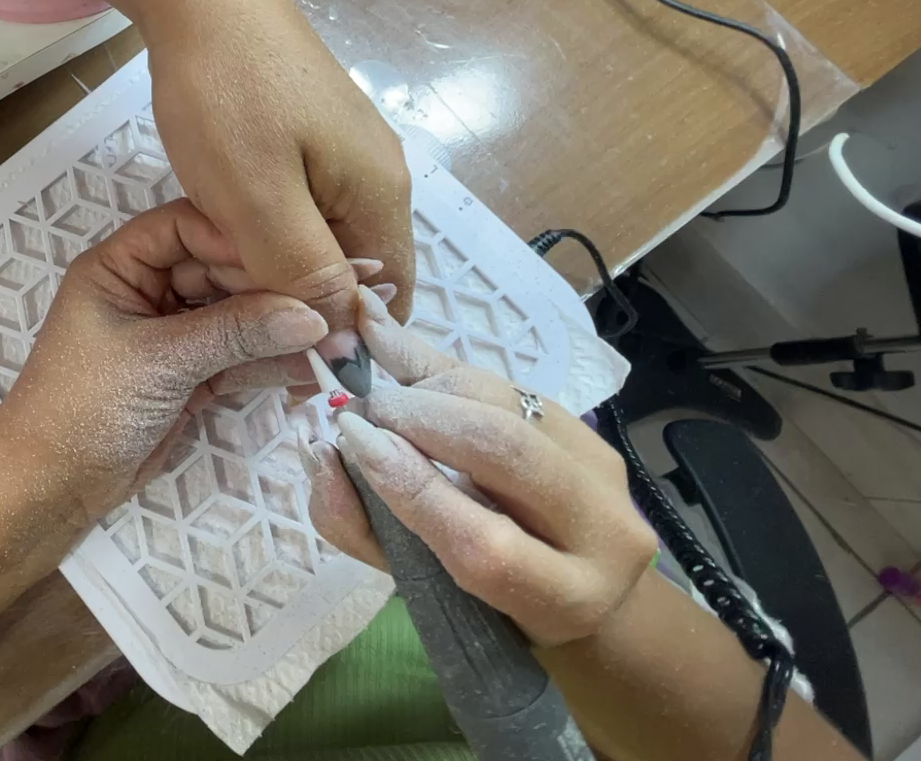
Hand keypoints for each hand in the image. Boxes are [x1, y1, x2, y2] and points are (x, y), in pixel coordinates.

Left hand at [0, 199, 329, 522]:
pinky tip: (317, 365)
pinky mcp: (189, 373)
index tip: (298, 246)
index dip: (239, 233)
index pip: (186, 226)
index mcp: (119, 266)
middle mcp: (147, 290)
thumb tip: (313, 314)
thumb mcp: (159, 360)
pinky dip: (271, 361)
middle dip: (273, 285)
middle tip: (339, 294)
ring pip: (235, 315)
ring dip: (282, 326)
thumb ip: (235, 332)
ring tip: (344, 331)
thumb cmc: (85, 405)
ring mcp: (171, 333)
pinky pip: (237, 356)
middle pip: (219, 270)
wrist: (53, 485)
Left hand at [150, 6, 414, 331]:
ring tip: (223, 283)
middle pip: (352, 271)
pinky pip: (294, 207)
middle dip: (302, 303)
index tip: (284, 364)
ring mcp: (339, 152)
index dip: (342, 340)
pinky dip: (263, 231)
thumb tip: (349, 336)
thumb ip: (305, 269)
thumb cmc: (226, 99)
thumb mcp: (258, 199)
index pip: (386, 299)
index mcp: (380, 197)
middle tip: (240, 322)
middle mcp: (374, 177)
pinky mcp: (302, 136)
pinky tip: (223, 232)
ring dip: (275, 268)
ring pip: (317, 240)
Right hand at [306, 288, 656, 645]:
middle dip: (413, 416)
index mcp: (562, 598)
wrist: (569, 569)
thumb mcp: (410, 575)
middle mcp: (603, 530)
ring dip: (422, 386)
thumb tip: (317, 450)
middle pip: (501, 448)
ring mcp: (597, 463)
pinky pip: (492, 375)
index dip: (407, 485)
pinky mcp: (577, 419)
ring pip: (499, 398)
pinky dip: (426, 357)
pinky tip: (372, 323)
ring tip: (380, 399)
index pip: (481, 543)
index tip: (349, 438)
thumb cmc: (478, 588)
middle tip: (359, 412)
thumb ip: (354, 523)